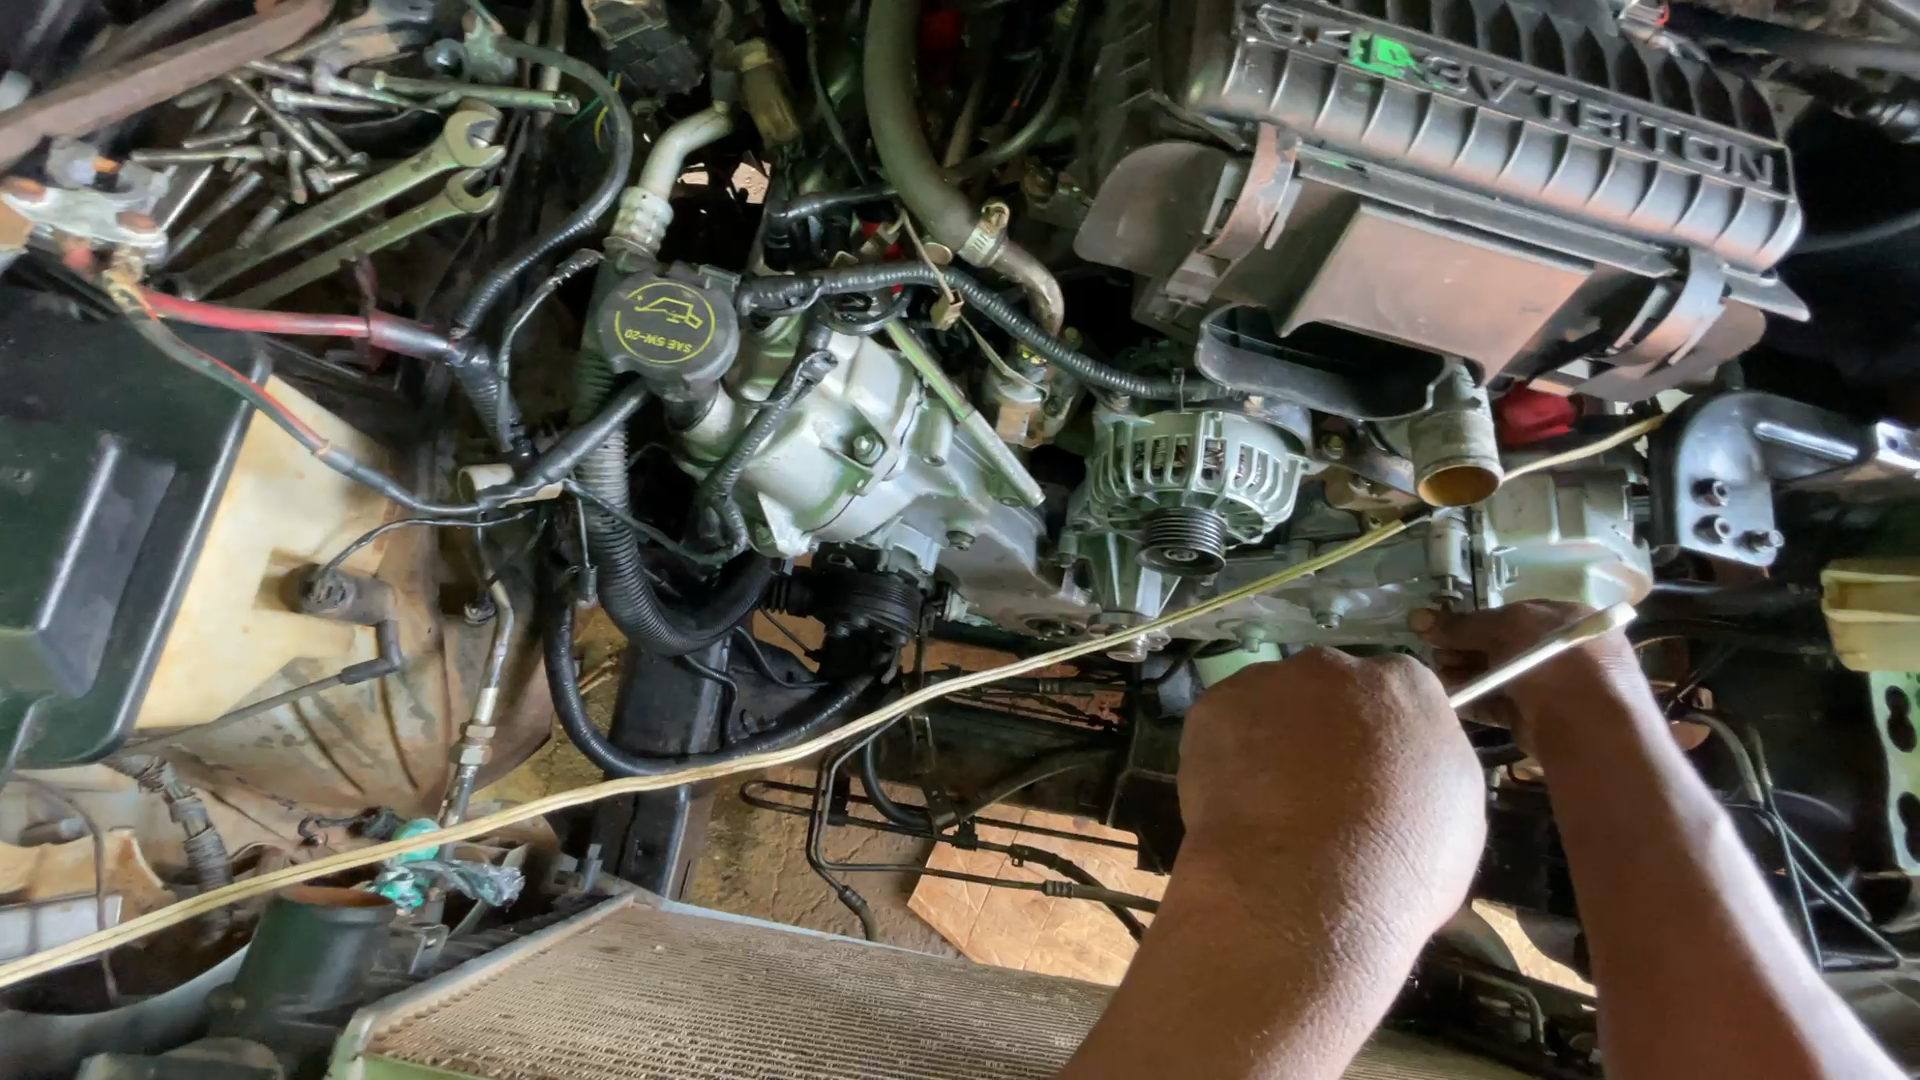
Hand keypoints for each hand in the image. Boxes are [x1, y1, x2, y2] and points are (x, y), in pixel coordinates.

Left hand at [1177, 648, 1486, 938]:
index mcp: (1402, 686)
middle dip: (1319, 723)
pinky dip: (1225, 752)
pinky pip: (1222, 723)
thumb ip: (1419, 759)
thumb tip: (1391, 757)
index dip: (1377, 729)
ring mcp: (1265, 682)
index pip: (1392, 688)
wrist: (1306, 882)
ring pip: (1267, 701)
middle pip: (1324, 686)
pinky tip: (1235, 797)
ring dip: (1269, 735)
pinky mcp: (1213, 705)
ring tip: (1267, 798)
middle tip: (1314, 781)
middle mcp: (1331, 668)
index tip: (1368, 764)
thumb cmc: (1401, 861)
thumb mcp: (1454, 810)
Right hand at [1411, 601, 1656, 755]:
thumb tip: (1416, 618)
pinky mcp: (1535, 717)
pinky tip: (1446, 694)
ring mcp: (1549, 686)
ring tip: (1436, 673)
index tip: (1441, 627)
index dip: (1474, 619)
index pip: (1512, 614)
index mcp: (1567, 620)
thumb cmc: (1555, 660)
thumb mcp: (1506, 627)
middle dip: (1463, 647)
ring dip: (1462, 672)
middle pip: (1499, 644)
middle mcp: (1561, 651)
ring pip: (1494, 674)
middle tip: (1435, 651)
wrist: (1588, 725)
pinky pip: (1495, 702)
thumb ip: (1461, 624)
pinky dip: (1471, 697)